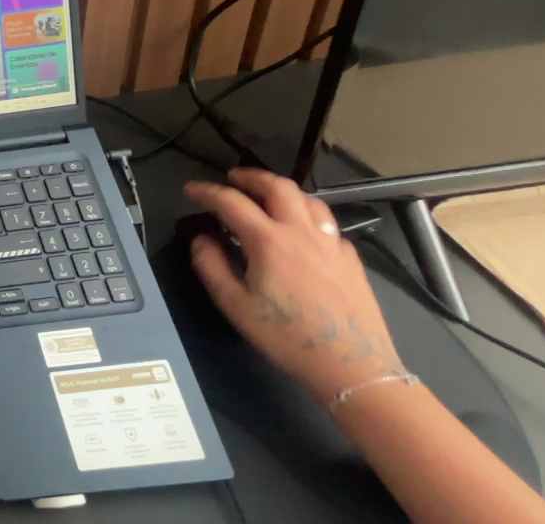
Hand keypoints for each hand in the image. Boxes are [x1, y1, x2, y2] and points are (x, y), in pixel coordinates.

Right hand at [184, 169, 401, 401]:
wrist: (353, 368)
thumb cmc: (286, 336)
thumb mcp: (234, 304)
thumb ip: (210, 264)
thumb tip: (202, 239)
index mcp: (269, 241)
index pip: (231, 201)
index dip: (206, 191)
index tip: (190, 190)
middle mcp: (302, 233)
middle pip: (278, 186)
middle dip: (251, 176)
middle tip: (232, 178)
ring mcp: (332, 245)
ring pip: (309, 200)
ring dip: (283, 191)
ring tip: (268, 197)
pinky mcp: (352, 261)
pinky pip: (328, 225)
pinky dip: (308, 217)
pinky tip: (301, 232)